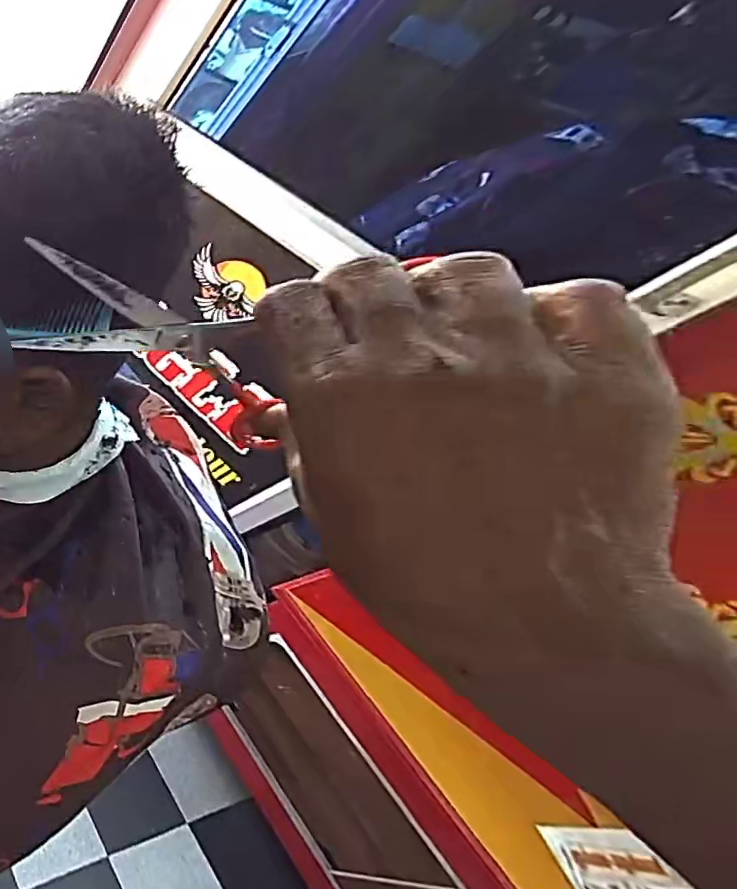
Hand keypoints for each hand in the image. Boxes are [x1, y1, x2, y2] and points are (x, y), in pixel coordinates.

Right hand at [250, 252, 713, 688]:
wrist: (534, 619)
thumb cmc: (412, 568)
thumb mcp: (317, 493)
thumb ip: (299, 430)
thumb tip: (289, 402)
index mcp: (335, 391)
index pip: (289, 302)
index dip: (284, 308)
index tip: (292, 319)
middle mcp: (416, 361)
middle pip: (366, 272)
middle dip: (350, 292)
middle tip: (359, 319)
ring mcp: (515, 360)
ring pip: (465, 270)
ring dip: (441, 292)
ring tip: (445, 326)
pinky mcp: (605, 373)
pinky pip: (578, 297)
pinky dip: (549, 310)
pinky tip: (529, 342)